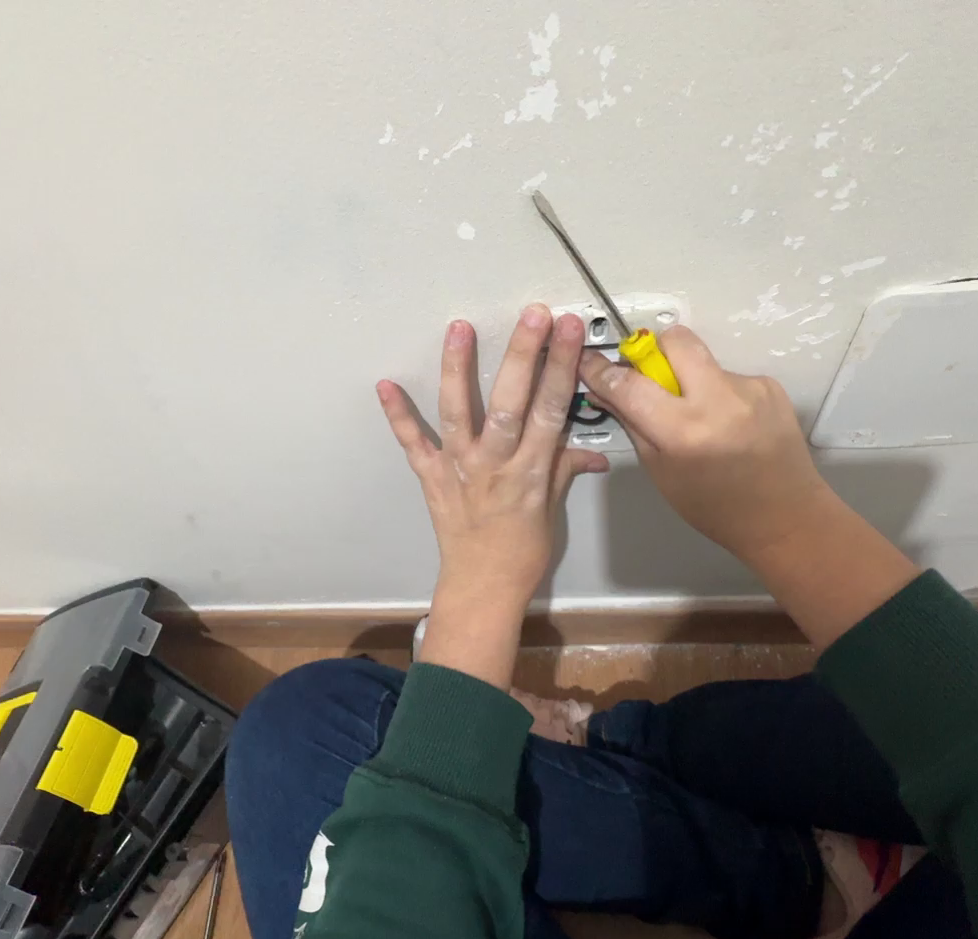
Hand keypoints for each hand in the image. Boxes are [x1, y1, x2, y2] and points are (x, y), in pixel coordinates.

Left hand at [378, 305, 608, 685]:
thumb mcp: (552, 511)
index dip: (563, 367)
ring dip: (458, 369)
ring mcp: (459, 468)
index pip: (552, 409)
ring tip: (459, 326)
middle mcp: (495, 463)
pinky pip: (413, 444)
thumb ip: (564, 472)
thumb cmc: (523, 552)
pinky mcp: (431, 477)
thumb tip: (592, 454)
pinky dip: (398, 416)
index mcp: (531, 470)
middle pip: (511, 401)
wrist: (482, 586)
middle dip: (523, 354)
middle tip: (534, 313)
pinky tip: (384, 384)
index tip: (571, 329)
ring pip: (459, 412)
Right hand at [576, 325, 831, 561]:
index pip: (629, 385)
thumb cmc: (712, 506)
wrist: (784, 516)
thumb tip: (606, 390)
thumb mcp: (661, 472)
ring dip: (689, 377)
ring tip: (698, 416)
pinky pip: (727, 376)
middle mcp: (718, 400)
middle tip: (652, 378)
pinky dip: (717, 393)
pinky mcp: (769, 385)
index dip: (601, 370)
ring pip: (702, 360)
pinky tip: (727, 424)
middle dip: (654, 351)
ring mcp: (749, 388)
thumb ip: (634, 424)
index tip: (588, 361)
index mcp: (684, 431)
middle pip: (674, 340)